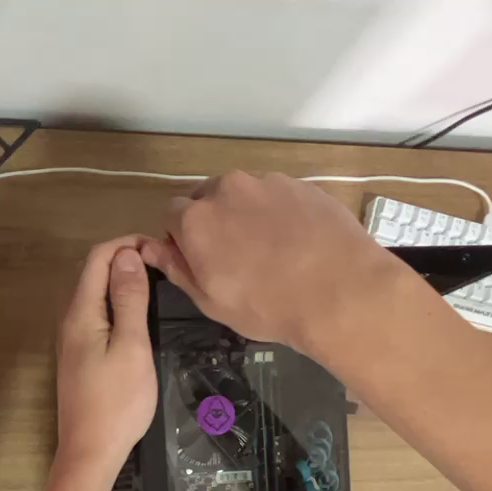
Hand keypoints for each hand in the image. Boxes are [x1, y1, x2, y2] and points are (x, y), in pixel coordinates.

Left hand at [55, 235, 157, 478]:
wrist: (91, 453)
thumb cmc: (117, 403)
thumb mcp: (131, 346)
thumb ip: (129, 300)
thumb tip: (128, 256)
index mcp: (81, 313)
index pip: (98, 258)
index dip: (127, 244)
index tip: (161, 249)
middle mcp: (70, 322)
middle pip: (93, 275)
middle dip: (126, 260)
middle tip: (165, 266)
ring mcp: (72, 343)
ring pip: (96, 297)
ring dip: (122, 284)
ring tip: (158, 287)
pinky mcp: (79, 360)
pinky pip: (97, 319)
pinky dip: (118, 307)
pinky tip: (139, 319)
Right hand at [141, 172, 413, 353]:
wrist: (339, 291)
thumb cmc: (266, 306)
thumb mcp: (211, 301)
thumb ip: (177, 268)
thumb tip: (152, 248)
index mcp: (196, 219)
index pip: (171, 214)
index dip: (180, 239)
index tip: (197, 262)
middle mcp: (228, 189)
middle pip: (207, 198)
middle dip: (212, 223)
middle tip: (233, 261)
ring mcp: (268, 182)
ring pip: (243, 195)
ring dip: (245, 217)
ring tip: (269, 255)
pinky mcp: (302, 185)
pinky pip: (277, 197)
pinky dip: (278, 216)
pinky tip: (295, 246)